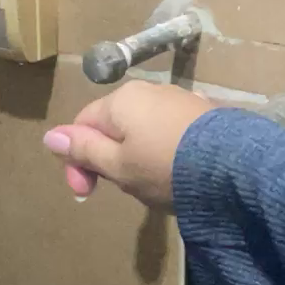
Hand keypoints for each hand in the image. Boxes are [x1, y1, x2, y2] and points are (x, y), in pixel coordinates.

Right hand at [41, 81, 214, 205]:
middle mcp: (149, 90)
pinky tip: (179, 172)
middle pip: (114, 127)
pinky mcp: (204, 113)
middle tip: (129, 189)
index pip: (83, 125)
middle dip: (113, 160)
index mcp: (121, 100)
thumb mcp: (118, 166)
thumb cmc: (165, 167)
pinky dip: (165, 152)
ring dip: (140, 158)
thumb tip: (50, 136)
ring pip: (143, 131)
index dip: (78, 161)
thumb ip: (84, 151)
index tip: (87, 193)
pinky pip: (170, 132)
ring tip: (157, 185)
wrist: (233, 166)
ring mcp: (179, 99)